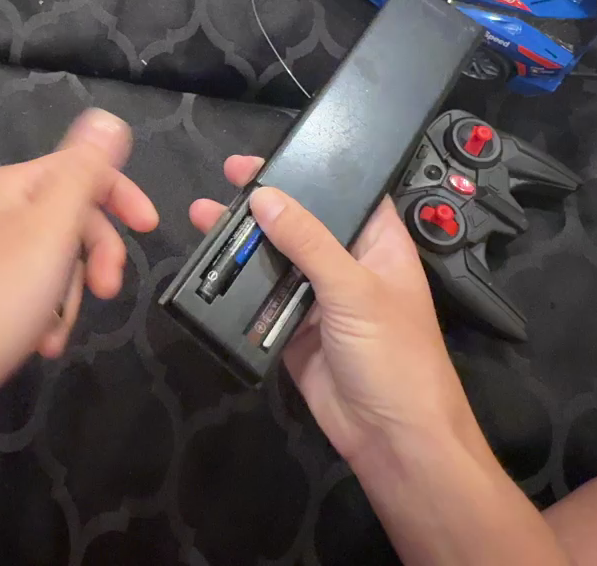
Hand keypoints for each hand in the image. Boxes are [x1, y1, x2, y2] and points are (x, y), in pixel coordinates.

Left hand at [0, 108, 157, 431]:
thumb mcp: (49, 229)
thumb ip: (83, 172)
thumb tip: (107, 117)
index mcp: (14, 186)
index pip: (83, 168)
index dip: (121, 194)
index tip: (150, 229)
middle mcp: (0, 213)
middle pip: (74, 217)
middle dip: (98, 255)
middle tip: (109, 292)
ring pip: (60, 262)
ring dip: (71, 296)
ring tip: (55, 330)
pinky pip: (37, 295)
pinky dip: (48, 318)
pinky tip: (39, 344)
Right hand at [189, 157, 475, 461]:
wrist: (394, 443)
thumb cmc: (394, 355)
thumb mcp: (354, 289)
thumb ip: (307, 241)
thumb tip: (262, 195)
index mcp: (377, 244)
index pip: (345, 193)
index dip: (312, 170)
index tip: (271, 153)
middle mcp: (346, 263)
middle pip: (302, 222)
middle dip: (265, 201)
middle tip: (225, 176)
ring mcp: (317, 297)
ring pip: (275, 258)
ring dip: (243, 240)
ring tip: (202, 214)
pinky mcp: (291, 327)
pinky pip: (261, 297)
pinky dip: (237, 283)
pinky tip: (208, 263)